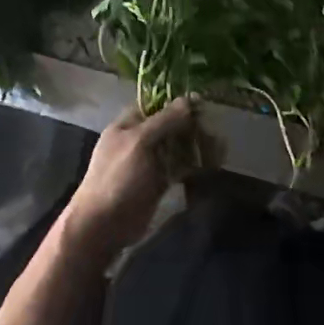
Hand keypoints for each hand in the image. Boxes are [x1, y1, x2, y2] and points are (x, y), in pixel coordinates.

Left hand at [63, 98, 200, 255]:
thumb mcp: (139, 142)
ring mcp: (151, 161)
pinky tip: (213, 163)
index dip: (179, 104)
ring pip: (179, 146)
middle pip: (172, 126)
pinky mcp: (160, 181)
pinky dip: (196, 164)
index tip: (204, 105)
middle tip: (215, 132)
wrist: (103, 225)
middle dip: (194, 127)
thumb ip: (164, 120)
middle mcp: (141, 139)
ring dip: (198, 146)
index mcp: (130, 124)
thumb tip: (189, 99)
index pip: (158, 104)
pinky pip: (181, 167)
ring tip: (220, 149)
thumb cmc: (117, 177)